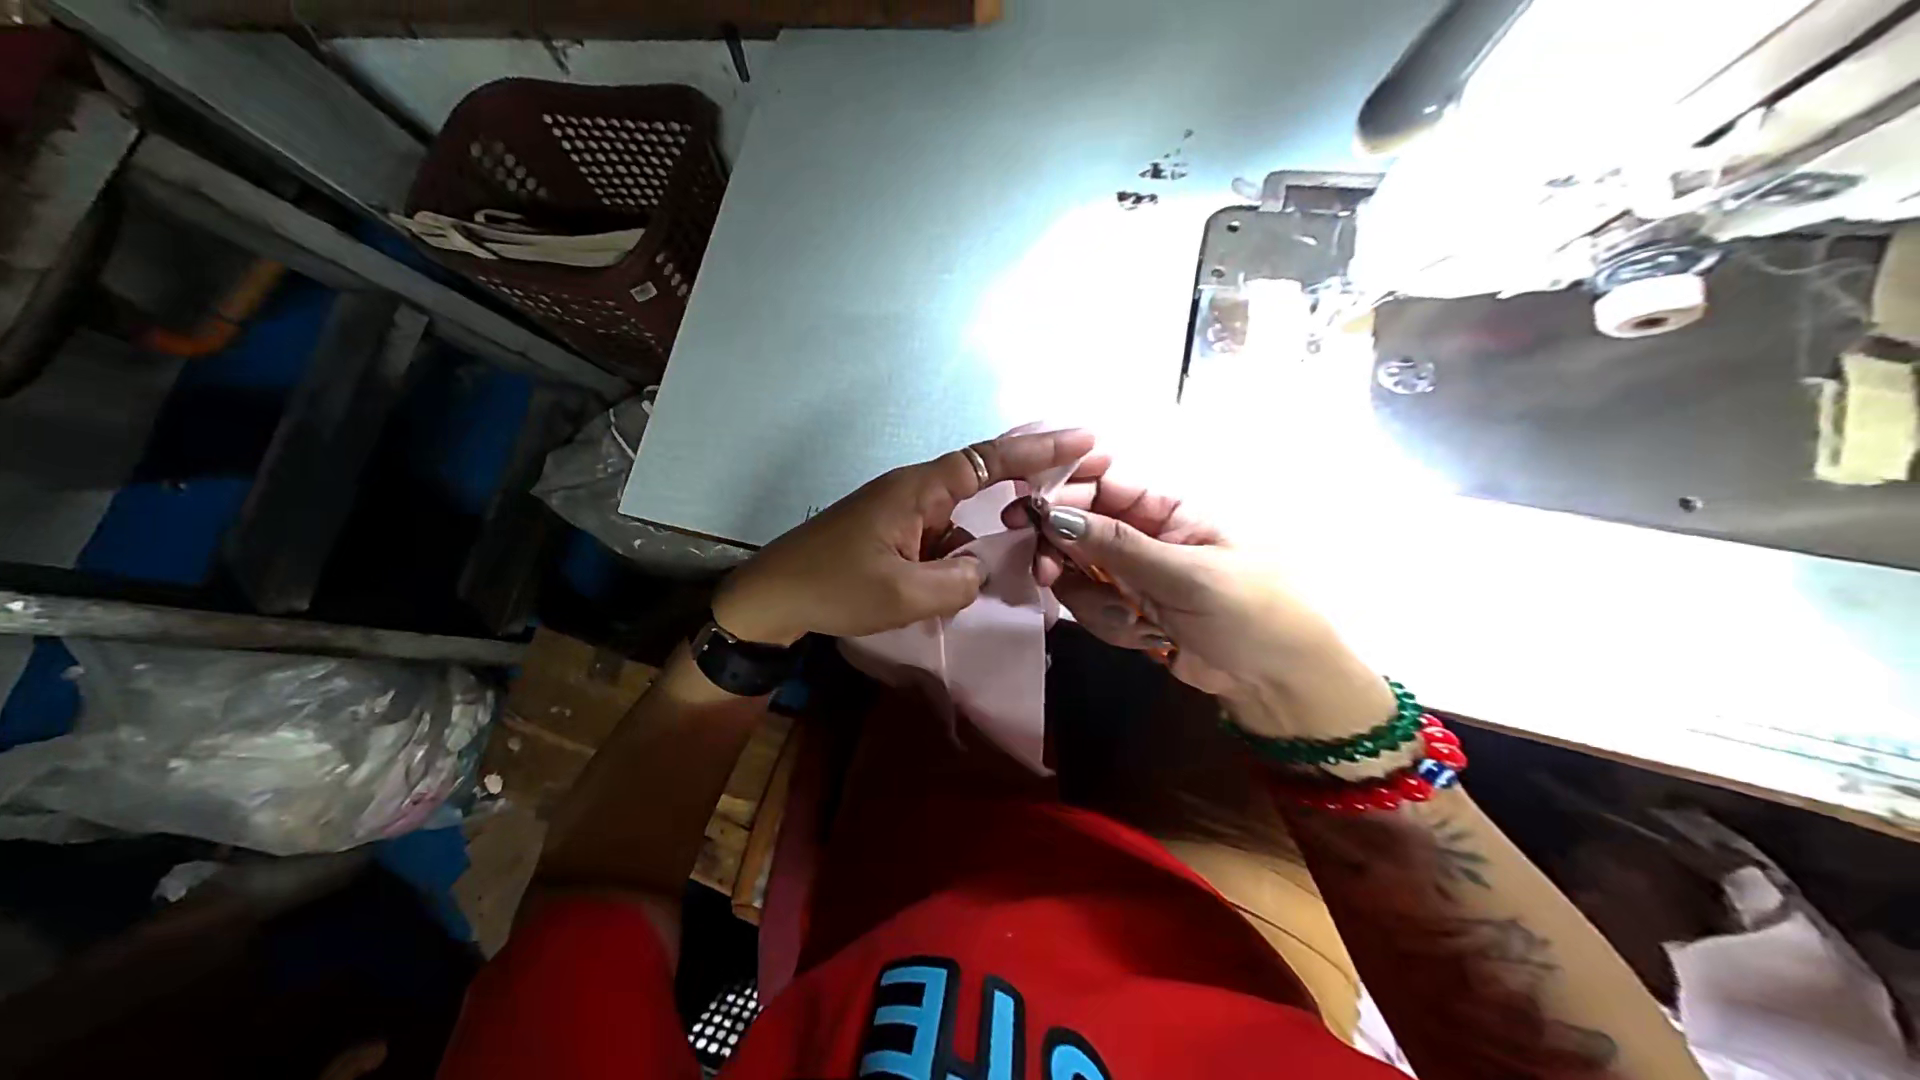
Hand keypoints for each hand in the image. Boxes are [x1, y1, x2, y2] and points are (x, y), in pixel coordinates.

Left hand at [711, 429, 1099, 646]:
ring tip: (1019, 551)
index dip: (1040, 447)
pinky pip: (943, 534)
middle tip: (1078, 478)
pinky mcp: (894, 532)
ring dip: (990, 531)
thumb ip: (960, 581)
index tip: (1084, 438)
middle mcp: (915, 489)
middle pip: (983, 475)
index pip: (990, 458)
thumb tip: (981, 570)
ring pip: (964, 513)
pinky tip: (965, 579)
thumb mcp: (905, 594)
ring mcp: (903, 510)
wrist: (772, 595)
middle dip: (1030, 479)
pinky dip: (962, 551)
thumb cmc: (834, 586)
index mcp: (919, 490)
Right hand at [1005, 460, 1395, 739]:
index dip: (1062, 492)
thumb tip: (1055, 516)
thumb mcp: (1188, 576)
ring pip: (1078, 573)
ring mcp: (1133, 573)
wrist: (1275, 685)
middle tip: (1046, 574)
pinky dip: (1111, 625)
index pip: (1104, 484)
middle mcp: (1145, 535)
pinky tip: (1149, 638)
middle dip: (1064, 554)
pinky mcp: (1127, 608)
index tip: (1026, 511)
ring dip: (1097, 602)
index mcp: (1170, 509)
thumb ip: (1119, 546)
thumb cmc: (1252, 614)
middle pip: (1078, 528)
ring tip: (1138, 623)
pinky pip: (1091, 607)